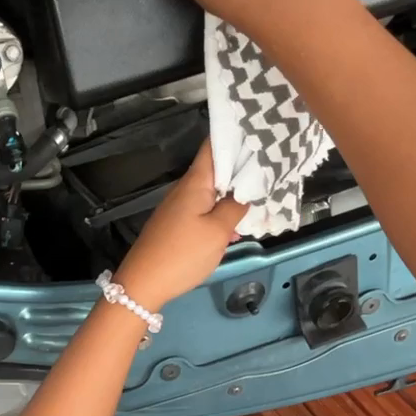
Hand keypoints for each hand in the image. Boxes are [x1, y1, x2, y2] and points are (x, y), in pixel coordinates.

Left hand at [114, 142, 246, 308]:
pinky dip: (220, 213)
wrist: (142, 285)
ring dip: (233, 195)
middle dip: (242, 168)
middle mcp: (184, 189)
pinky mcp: (175, 225)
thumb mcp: (217, 231)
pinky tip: (235, 227)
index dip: (237, 134)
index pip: (214, 145)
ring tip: (261, 198)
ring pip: (211, 193)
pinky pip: (203, 211)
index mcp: (195, 182)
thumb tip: (246, 190)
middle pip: (217, 169)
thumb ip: (236, 207)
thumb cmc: (182, 255)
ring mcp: (178, 208)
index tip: (261, 130)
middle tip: (273, 167)